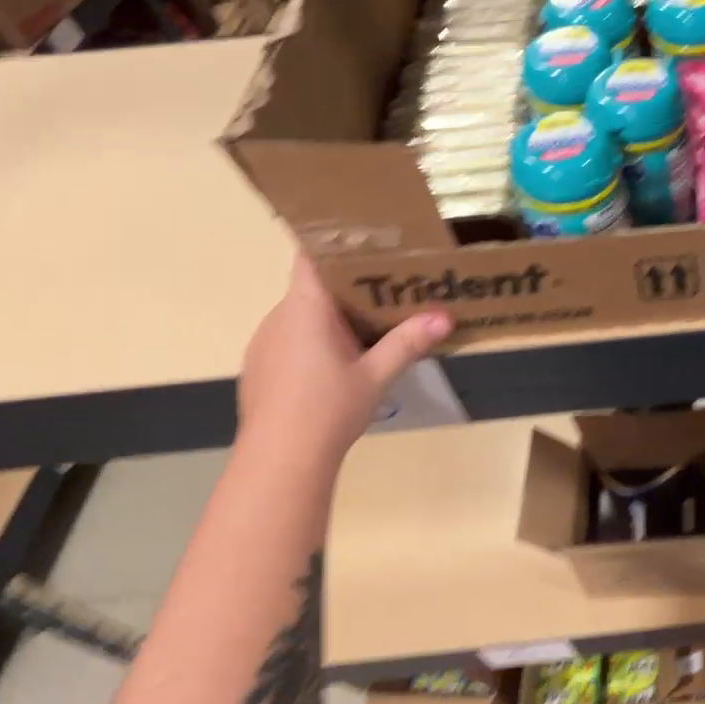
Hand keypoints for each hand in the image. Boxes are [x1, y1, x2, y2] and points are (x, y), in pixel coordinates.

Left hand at [238, 256, 452, 465]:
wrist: (280, 459)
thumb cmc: (328, 410)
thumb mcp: (376, 377)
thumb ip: (408, 343)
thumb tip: (445, 317)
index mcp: (305, 308)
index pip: (311, 256)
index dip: (335, 245)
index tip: (367, 243)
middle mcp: (278, 317)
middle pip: (312, 287)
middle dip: (347, 288)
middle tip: (388, 292)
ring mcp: (264, 342)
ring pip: (301, 316)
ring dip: (331, 320)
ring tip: (369, 332)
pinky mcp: (260, 367)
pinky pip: (290, 340)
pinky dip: (314, 343)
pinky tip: (337, 368)